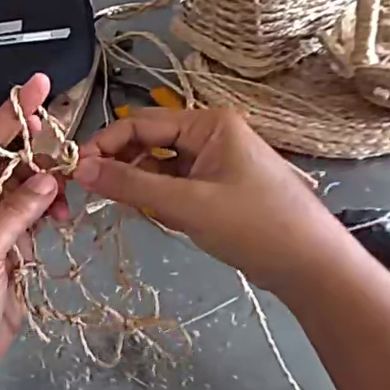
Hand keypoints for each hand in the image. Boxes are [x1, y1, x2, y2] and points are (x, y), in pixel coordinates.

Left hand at [0, 74, 67, 389]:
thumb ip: (13, 213)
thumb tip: (48, 177)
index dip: (9, 116)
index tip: (38, 88)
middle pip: (9, 163)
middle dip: (38, 153)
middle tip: (68, 148)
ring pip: (27, 188)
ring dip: (50, 186)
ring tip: (68, 198)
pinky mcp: (13, 247)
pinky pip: (35, 215)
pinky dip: (51, 210)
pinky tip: (63, 216)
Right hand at [71, 108, 351, 294]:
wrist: (313, 267)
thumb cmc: (254, 226)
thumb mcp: (187, 204)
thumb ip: (132, 184)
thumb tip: (81, 169)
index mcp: (207, 123)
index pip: (140, 123)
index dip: (105, 144)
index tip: (76, 170)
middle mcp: (209, 134)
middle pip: (149, 140)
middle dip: (120, 162)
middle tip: (91, 190)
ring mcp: (215, 161)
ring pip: (160, 164)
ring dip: (138, 181)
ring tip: (121, 205)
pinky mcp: (217, 186)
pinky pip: (175, 182)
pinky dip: (158, 195)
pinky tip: (151, 213)